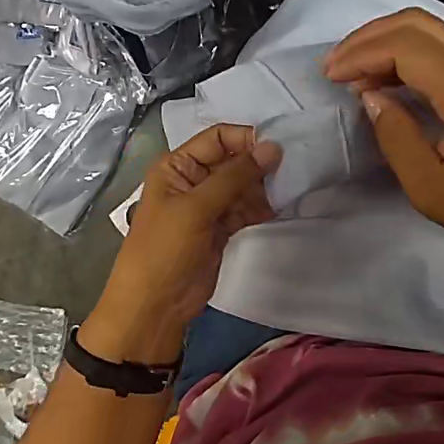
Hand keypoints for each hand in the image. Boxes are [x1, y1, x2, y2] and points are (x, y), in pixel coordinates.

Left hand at [82, 125, 280, 365]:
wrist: (155, 305)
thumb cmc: (165, 248)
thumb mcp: (197, 207)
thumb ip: (235, 176)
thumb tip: (272, 147)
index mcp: (176, 166)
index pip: (216, 138)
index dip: (245, 139)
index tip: (276, 149)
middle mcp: (192, 180)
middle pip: (232, 160)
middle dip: (257, 165)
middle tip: (287, 173)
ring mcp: (206, 205)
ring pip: (241, 185)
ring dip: (262, 188)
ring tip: (284, 194)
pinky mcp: (219, 228)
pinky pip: (243, 208)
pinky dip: (259, 208)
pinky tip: (277, 209)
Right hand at [323, 8, 443, 257]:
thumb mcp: (431, 191)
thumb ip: (396, 139)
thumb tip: (370, 97)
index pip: (408, 49)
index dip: (363, 55)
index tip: (332, 77)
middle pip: (417, 24)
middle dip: (368, 38)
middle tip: (336, 65)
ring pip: (429, 27)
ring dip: (384, 41)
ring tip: (353, 71)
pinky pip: (441, 43)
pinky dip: (404, 50)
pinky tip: (384, 77)